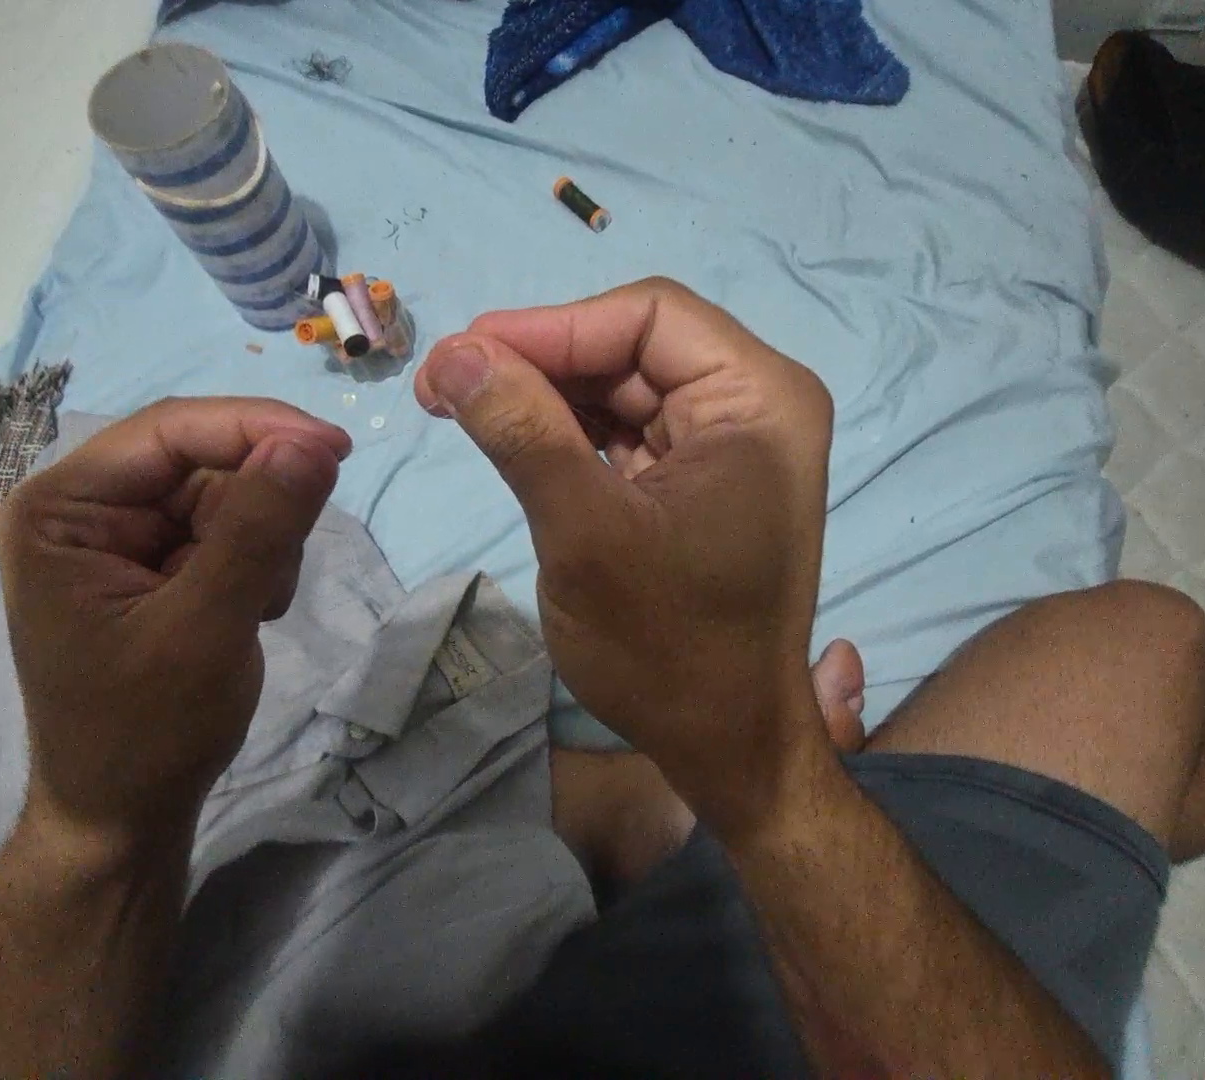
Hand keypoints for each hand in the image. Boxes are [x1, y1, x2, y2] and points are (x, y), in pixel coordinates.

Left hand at [0, 398, 350, 842]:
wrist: (129, 811)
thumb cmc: (147, 728)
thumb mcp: (206, 626)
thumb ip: (259, 531)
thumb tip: (315, 446)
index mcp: (64, 509)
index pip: (170, 430)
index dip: (258, 428)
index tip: (339, 450)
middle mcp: (90, 509)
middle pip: (206, 462)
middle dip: (259, 514)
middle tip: (272, 584)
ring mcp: (127, 538)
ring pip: (233, 497)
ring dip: (265, 547)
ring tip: (252, 613)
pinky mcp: (163, 565)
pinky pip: (236, 531)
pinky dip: (261, 567)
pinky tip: (248, 615)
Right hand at [416, 278, 835, 837]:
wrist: (724, 743)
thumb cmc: (666, 648)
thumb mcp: (585, 534)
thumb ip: (522, 431)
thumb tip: (453, 351)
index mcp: (759, 401)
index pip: (647, 316)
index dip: (547, 327)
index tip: (460, 356)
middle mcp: (757, 407)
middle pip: (633, 346)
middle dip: (539, 363)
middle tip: (445, 387)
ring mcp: (732, 445)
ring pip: (624, 387)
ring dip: (545, 396)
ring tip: (464, 410)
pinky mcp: (703, 480)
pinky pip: (629, 432)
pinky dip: (570, 434)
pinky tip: (516, 440)